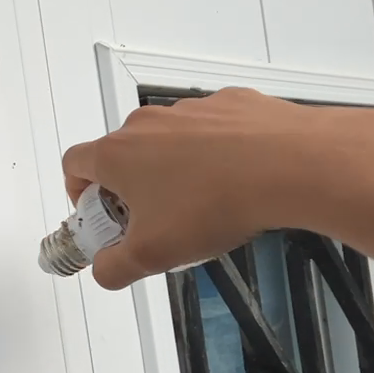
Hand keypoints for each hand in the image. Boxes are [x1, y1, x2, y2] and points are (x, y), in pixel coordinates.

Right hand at [60, 87, 373, 288]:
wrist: (300, 166)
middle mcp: (147, 125)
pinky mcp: (235, 103)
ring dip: (172, 170)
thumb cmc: (215, 205)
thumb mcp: (150, 256)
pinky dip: (215, 154)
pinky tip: (238, 181)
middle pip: (120, 154)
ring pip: (166, 142)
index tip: (101, 215)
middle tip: (153, 220)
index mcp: (115, 154)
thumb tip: (105, 269)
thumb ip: (112, 269)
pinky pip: (212, 131)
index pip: (73, 165)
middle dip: (128, 187)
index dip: (78, 193)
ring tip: (203, 203)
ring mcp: (192, 110)